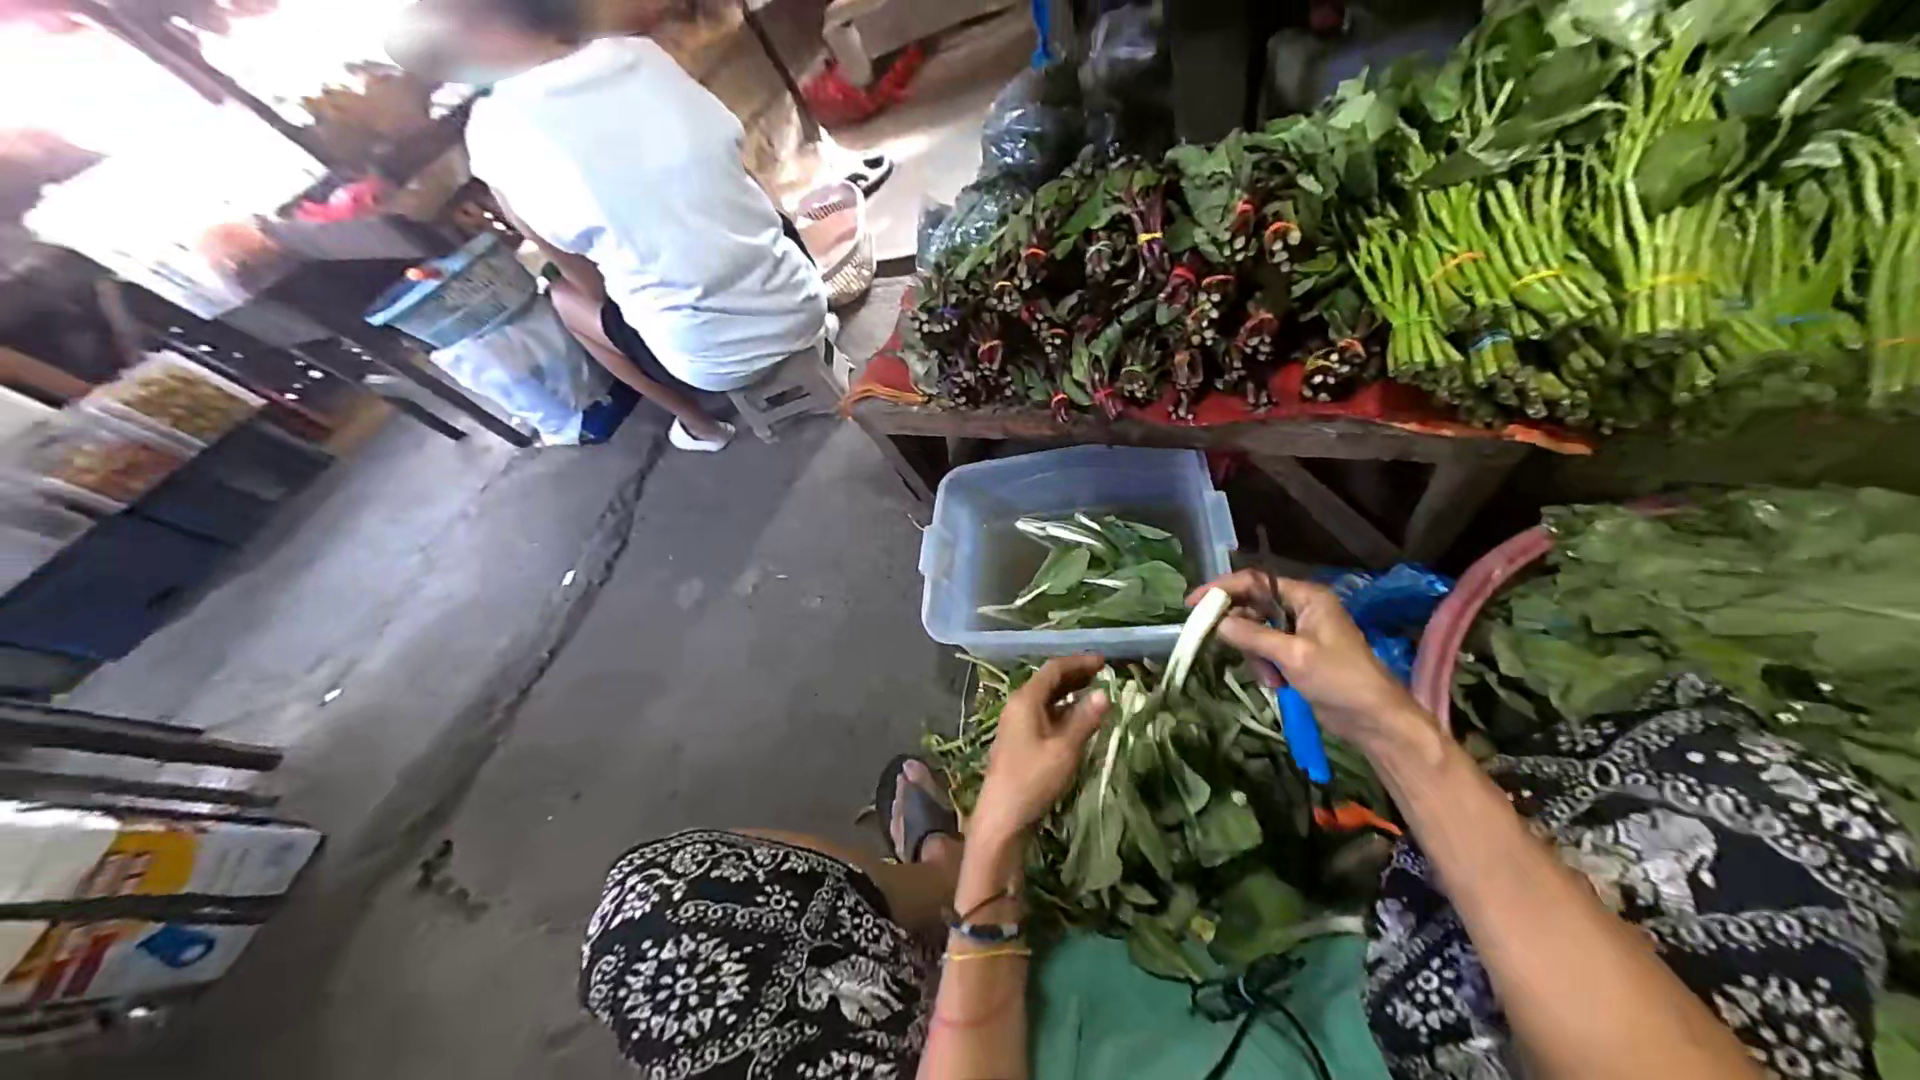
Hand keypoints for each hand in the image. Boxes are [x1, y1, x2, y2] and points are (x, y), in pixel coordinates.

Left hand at [970, 654, 1110, 844]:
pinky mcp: (1019, 739)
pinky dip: (1062, 710)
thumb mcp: (1065, 749)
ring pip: (1046, 698)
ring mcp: (1016, 723)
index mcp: (1025, 700)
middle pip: (1048, 681)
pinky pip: (1043, 714)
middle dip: (1075, 674)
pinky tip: (1078, 718)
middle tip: (1103, 673)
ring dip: (1069, 692)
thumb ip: (1084, 719)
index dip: (1079, 662)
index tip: (1104, 661)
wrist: (1002, 816)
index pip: (1053, 669)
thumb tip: (1105, 693)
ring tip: (1095, 691)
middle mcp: (1017, 705)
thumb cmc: (1033, 779)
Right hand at [1189, 570, 1431, 750]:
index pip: (1254, 581)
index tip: (1193, 604)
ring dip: (1254, 655)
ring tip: (1270, 678)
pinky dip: (1264, 666)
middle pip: (1252, 606)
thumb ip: (1252, 636)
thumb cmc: (1340, 679)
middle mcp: (1301, 608)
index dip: (1222, 589)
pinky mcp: (1297, 654)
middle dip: (1240, 631)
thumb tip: (1217, 623)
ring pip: (1255, 632)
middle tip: (1224, 646)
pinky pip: (1265, 650)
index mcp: (1306, 596)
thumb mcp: (1292, 655)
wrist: (1374, 719)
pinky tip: (1276, 683)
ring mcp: (1300, 632)